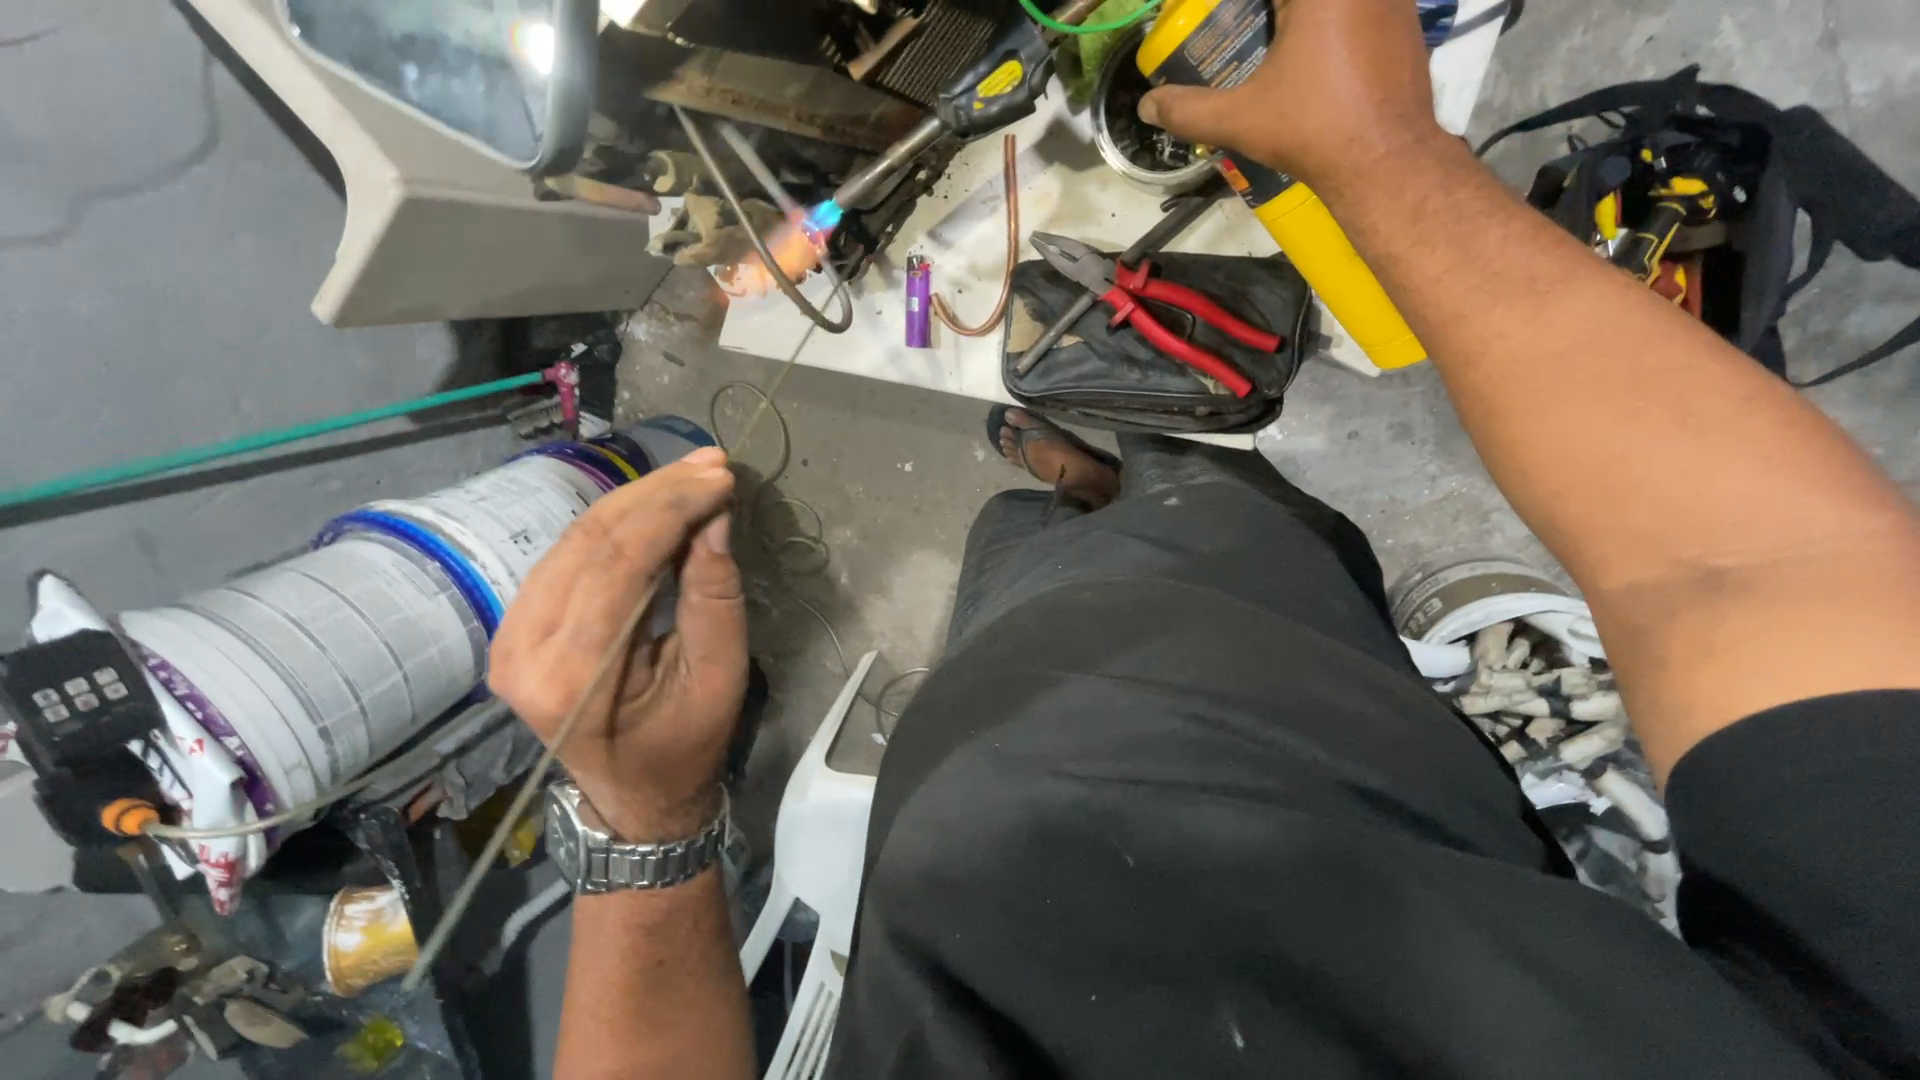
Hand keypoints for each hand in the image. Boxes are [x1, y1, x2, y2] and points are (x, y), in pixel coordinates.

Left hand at [488, 447, 743, 839]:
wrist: (635, 796)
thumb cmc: (685, 746)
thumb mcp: (718, 677)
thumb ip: (715, 597)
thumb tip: (716, 517)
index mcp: (573, 676)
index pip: (619, 561)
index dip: (673, 508)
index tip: (723, 478)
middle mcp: (522, 650)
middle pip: (590, 539)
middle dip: (657, 492)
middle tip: (712, 465)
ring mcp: (509, 636)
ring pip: (574, 537)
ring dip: (637, 499)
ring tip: (693, 476)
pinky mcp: (516, 626)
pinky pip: (567, 554)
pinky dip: (617, 523)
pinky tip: (657, 503)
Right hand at [1137, 0, 1446, 192]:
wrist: (1385, 160)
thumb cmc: (1313, 130)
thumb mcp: (1240, 120)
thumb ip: (1189, 110)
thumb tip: (1148, 107)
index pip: (1257, 1)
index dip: (1233, 10)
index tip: (1210, 18)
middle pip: (1293, 1)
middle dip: (1265, 16)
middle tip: (1238, 29)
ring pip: (1329, 3)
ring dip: (1297, 17)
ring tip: (1273, 39)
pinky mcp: (1403, 14)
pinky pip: (1356, 7)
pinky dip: (1330, 20)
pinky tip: (1312, 52)